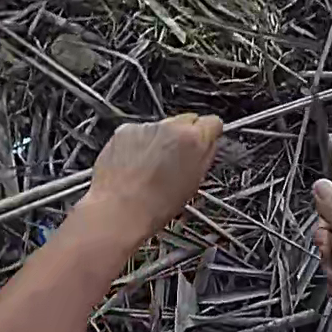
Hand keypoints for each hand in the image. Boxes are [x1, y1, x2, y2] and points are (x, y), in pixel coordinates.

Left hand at [83, 113, 222, 242]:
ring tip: (152, 169)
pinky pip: (139, 132)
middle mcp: (170, 127)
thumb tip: (207, 144)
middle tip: (176, 162)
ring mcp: (146, 127)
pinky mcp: (124, 131)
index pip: (212, 122)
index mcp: (193, 139)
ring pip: (162, 128)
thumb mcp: (194, 183)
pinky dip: (139, 144)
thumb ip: (204, 156)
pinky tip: (136, 166)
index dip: (209, 135)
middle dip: (184, 137)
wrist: (118, 210)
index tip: (204, 143)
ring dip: (160, 142)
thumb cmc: (155, 205)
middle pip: (186, 121)